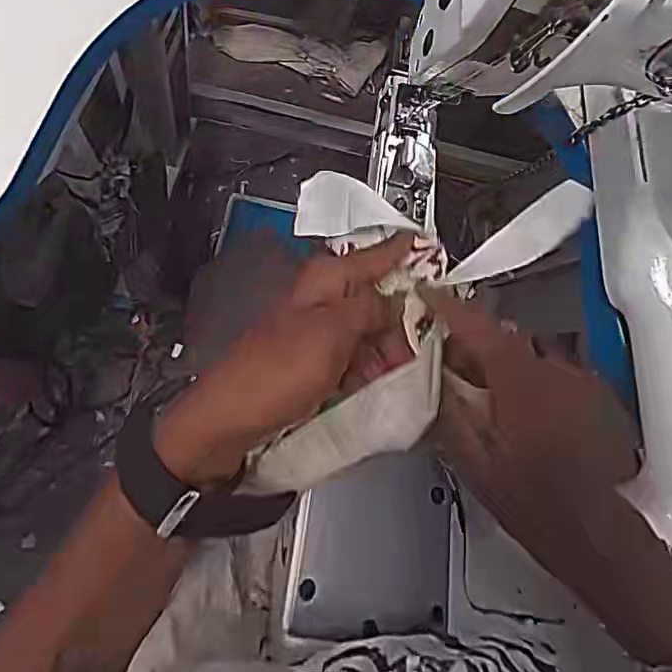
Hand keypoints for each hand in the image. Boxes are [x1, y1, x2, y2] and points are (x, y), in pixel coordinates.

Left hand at [155, 235, 420, 482]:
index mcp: (328, 276)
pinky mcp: (318, 355)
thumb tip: (400, 301)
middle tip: (424, 340)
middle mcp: (326, 295)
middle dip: (405, 318)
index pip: (382, 252)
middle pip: (381, 294)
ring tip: (403, 368)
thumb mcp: (335, 332)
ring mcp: (323, 326)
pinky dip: (372, 364)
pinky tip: (381, 380)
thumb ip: (374, 308)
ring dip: (391, 346)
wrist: (231, 419)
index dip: (413, 252)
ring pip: (373, 326)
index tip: (440, 256)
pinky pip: (358, 352)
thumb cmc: (276, 371)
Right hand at [425, 284, 638, 491]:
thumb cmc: (539, 504)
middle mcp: (552, 369)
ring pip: (531, 356)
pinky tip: (533, 417)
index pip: (476, 326)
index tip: (429, 297)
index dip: (447, 307)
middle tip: (454, 368)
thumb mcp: (476, 463)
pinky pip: (557, 374)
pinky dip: (539, 383)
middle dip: (476, 348)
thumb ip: (447, 413)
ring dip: (509, 367)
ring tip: (495, 401)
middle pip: (503, 339)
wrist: (599, 533)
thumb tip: (429, 381)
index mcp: (518, 378)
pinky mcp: (596, 395)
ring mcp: (578, 380)